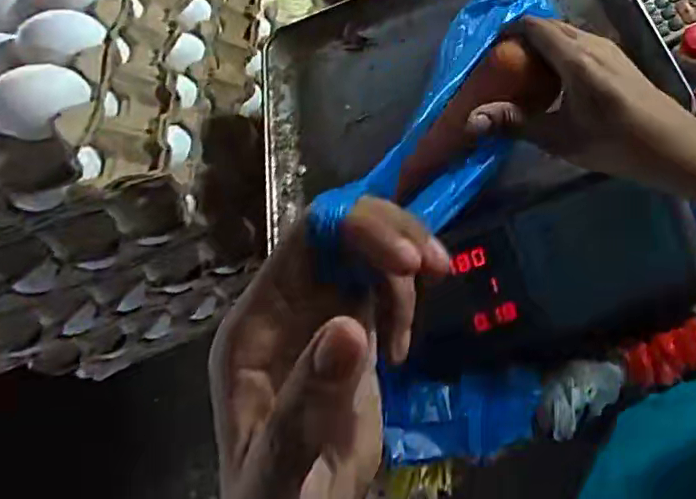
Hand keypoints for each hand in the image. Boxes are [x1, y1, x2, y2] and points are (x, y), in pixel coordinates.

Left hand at [210, 197, 447, 498]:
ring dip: (408, 267)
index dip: (360, 230)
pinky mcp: (353, 317)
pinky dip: (408, 295)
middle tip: (436, 266)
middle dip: (396, 235)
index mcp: (259, 318)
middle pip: (346, 227)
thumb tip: (349, 326)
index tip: (407, 261)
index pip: (310, 236)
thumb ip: (308, 400)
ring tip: (412, 329)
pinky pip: (386, 278)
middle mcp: (289, 298)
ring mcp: (321, 305)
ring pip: (372, 245)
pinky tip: (405, 343)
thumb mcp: (281, 468)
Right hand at [464, 17, 695, 190]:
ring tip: (526, 75)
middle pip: (549, 27)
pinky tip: (558, 82)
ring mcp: (609, 48)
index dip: (507, 31)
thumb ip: (516, 124)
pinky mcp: (620, 59)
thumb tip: (473, 120)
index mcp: (575, 56)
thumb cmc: (617, 143)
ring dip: (544, 46)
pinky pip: (581, 44)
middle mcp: (592, 43)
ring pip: (567, 35)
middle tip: (502, 66)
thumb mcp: (562, 138)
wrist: (676, 145)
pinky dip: (562, 53)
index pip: (533, 25)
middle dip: (523, 39)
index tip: (489, 51)